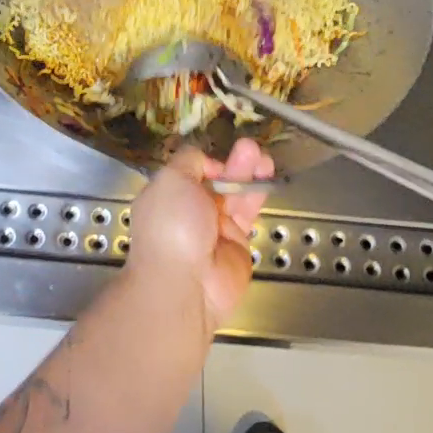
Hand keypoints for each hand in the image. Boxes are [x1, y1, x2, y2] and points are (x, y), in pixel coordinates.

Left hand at [127, 139, 273, 329]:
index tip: (216, 156)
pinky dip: (258, 193)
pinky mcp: (238, 241)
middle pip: (215, 180)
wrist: (186, 284)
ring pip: (234, 193)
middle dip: (232, 163)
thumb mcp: (170, 180)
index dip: (205, 161)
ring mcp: (213, 227)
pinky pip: (248, 212)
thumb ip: (190, 162)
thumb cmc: (170, 227)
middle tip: (250, 148)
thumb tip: (208, 163)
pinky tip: (267, 175)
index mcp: (165, 196)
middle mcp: (188, 211)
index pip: (188, 172)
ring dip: (248, 173)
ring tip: (262, 156)